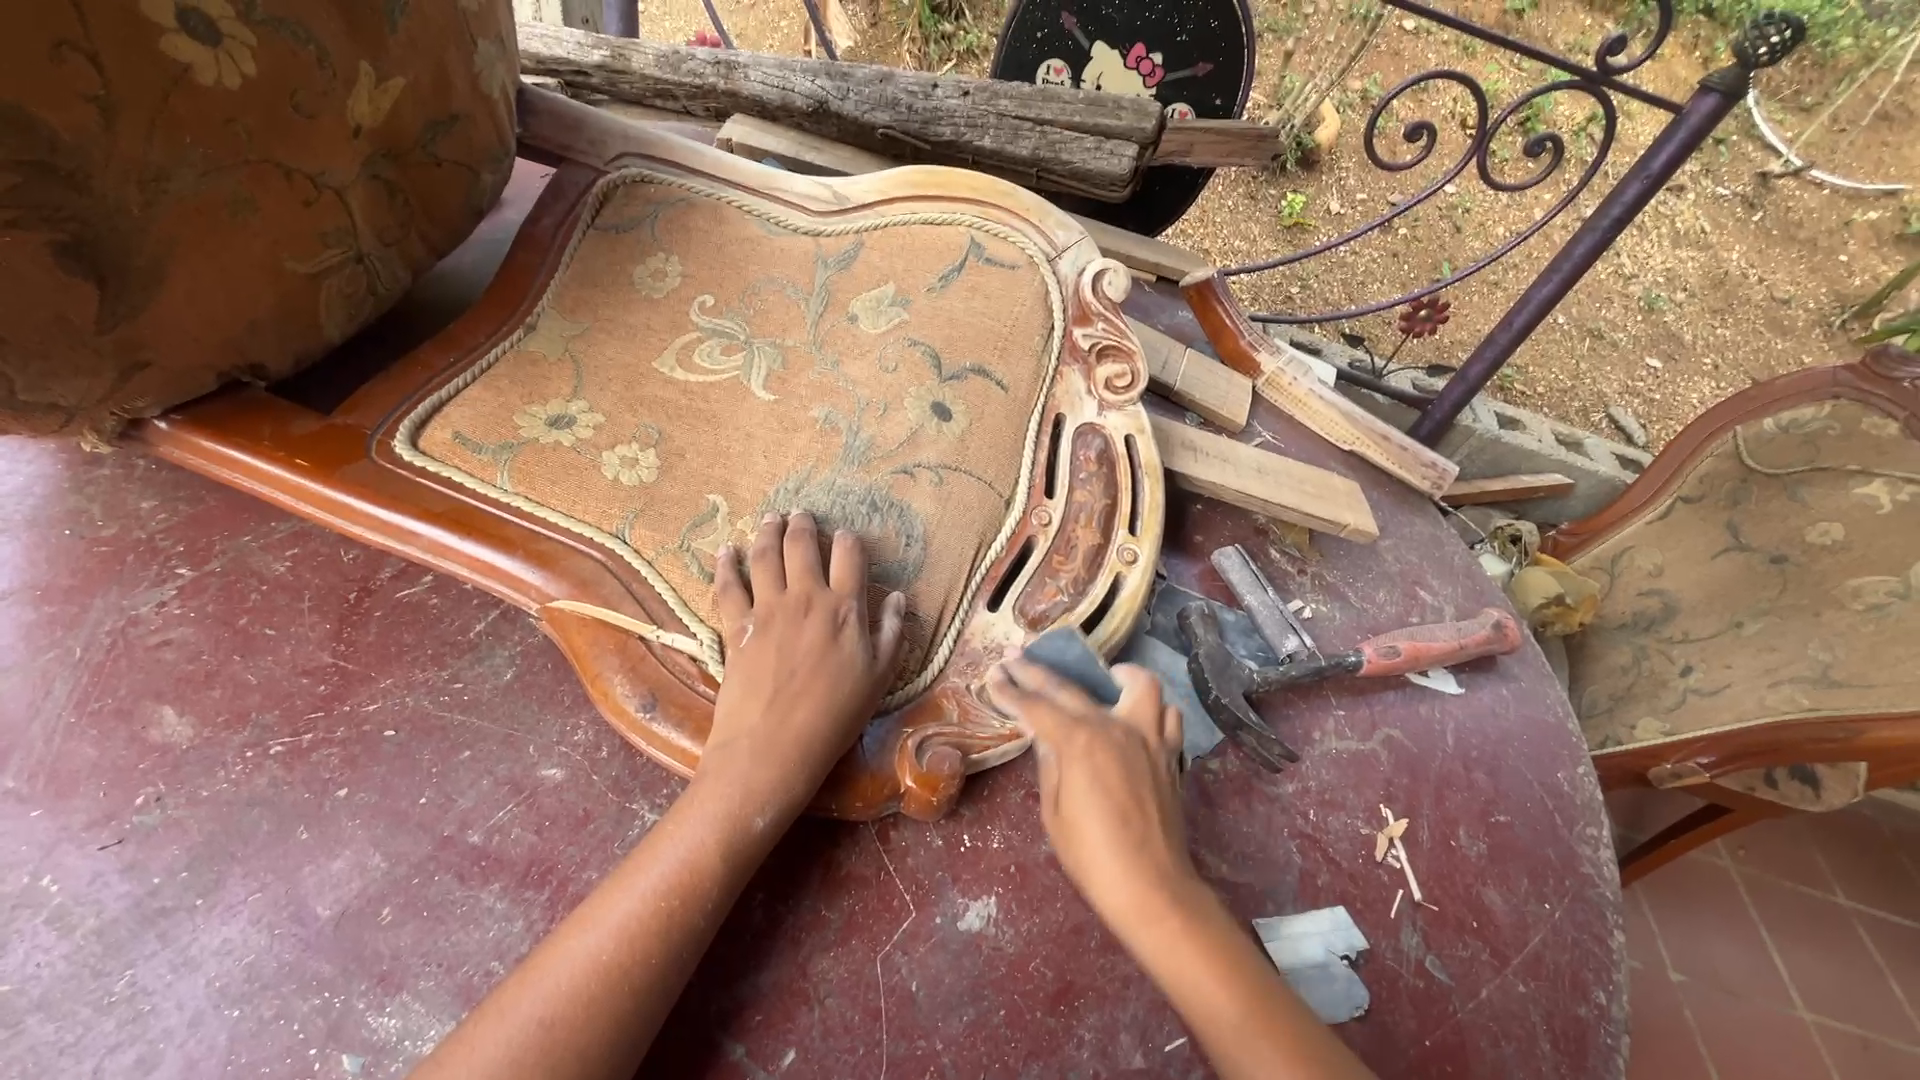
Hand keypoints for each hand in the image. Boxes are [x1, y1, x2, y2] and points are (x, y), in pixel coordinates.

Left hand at [701, 512, 906, 809]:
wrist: (775, 745)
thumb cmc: (836, 716)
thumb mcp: (880, 678)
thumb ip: (892, 633)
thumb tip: (898, 599)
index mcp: (846, 609)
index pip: (849, 556)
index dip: (848, 540)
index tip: (844, 534)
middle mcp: (806, 598)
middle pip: (802, 547)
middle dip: (803, 525)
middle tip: (800, 513)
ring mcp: (767, 609)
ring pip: (764, 556)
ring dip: (767, 532)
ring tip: (770, 518)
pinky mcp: (736, 627)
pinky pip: (728, 586)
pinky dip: (726, 564)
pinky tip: (725, 551)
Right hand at [984, 656, 1194, 922]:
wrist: (1150, 886)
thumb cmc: (1091, 856)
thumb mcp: (1053, 813)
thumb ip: (1049, 765)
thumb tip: (1044, 736)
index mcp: (1079, 741)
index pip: (1036, 706)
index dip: (1010, 691)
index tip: (994, 676)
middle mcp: (1114, 727)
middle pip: (1070, 687)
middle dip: (1038, 672)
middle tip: (1018, 660)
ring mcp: (1148, 736)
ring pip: (1140, 683)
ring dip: (1119, 676)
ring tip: (1106, 680)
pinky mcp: (1170, 753)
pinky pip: (1167, 716)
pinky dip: (1153, 710)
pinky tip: (1138, 720)